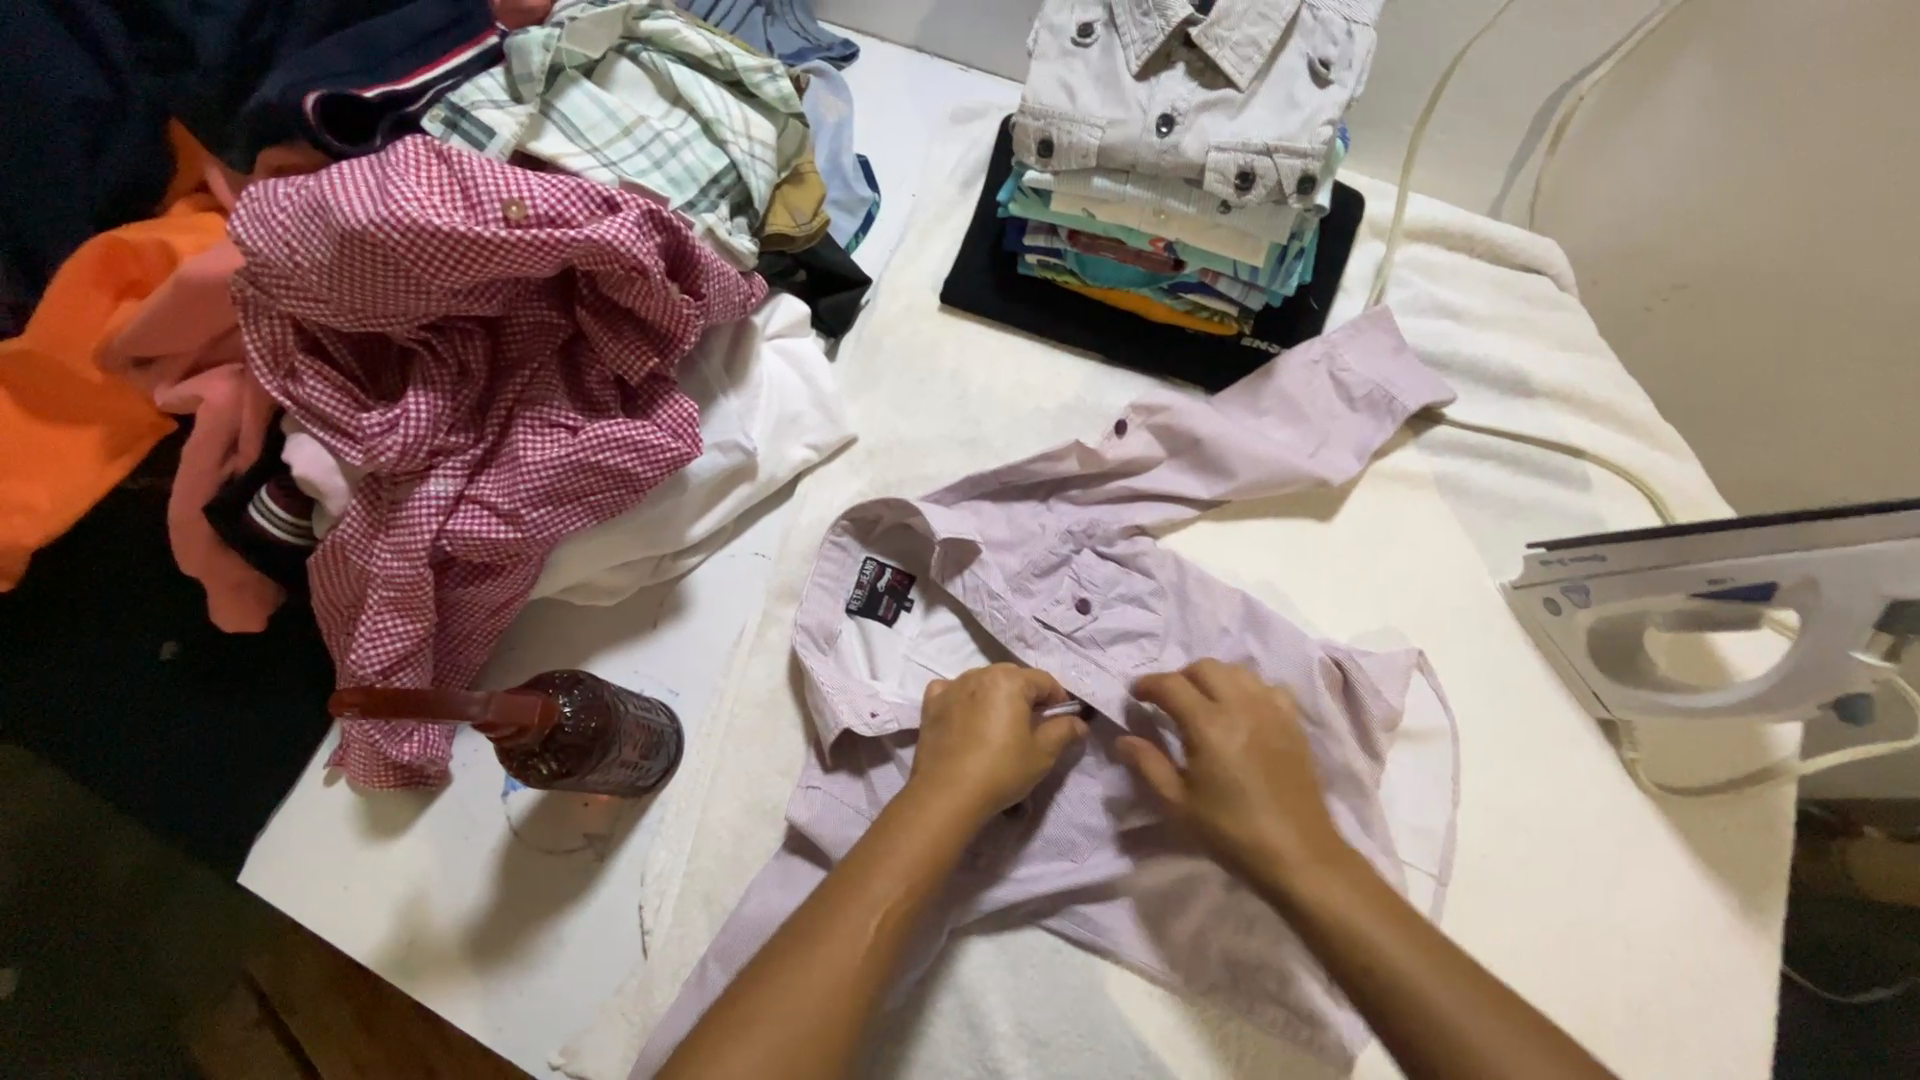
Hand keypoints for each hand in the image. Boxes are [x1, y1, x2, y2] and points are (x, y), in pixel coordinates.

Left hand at [911, 664, 1086, 821]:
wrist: (947, 794)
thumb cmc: (1001, 770)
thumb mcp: (1042, 754)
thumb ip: (1064, 731)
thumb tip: (1079, 722)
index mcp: (1010, 680)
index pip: (1044, 681)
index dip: (1058, 700)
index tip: (1062, 721)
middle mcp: (979, 674)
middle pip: (1013, 677)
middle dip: (1027, 696)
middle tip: (1032, 725)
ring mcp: (952, 686)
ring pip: (983, 682)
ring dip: (996, 696)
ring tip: (1000, 725)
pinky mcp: (931, 703)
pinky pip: (952, 691)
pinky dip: (963, 699)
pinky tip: (967, 718)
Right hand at [1119, 660, 1346, 879]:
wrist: (1298, 855)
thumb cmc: (1231, 832)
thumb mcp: (1178, 804)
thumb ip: (1147, 765)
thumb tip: (1124, 739)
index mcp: (1208, 725)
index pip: (1170, 684)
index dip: (1147, 685)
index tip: (1136, 696)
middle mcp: (1241, 706)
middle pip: (1205, 667)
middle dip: (1180, 677)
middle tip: (1168, 701)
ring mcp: (1272, 711)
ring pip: (1237, 671)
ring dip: (1213, 678)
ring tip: (1203, 702)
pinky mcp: (1294, 723)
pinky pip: (1267, 687)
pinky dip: (1248, 689)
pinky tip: (1242, 711)